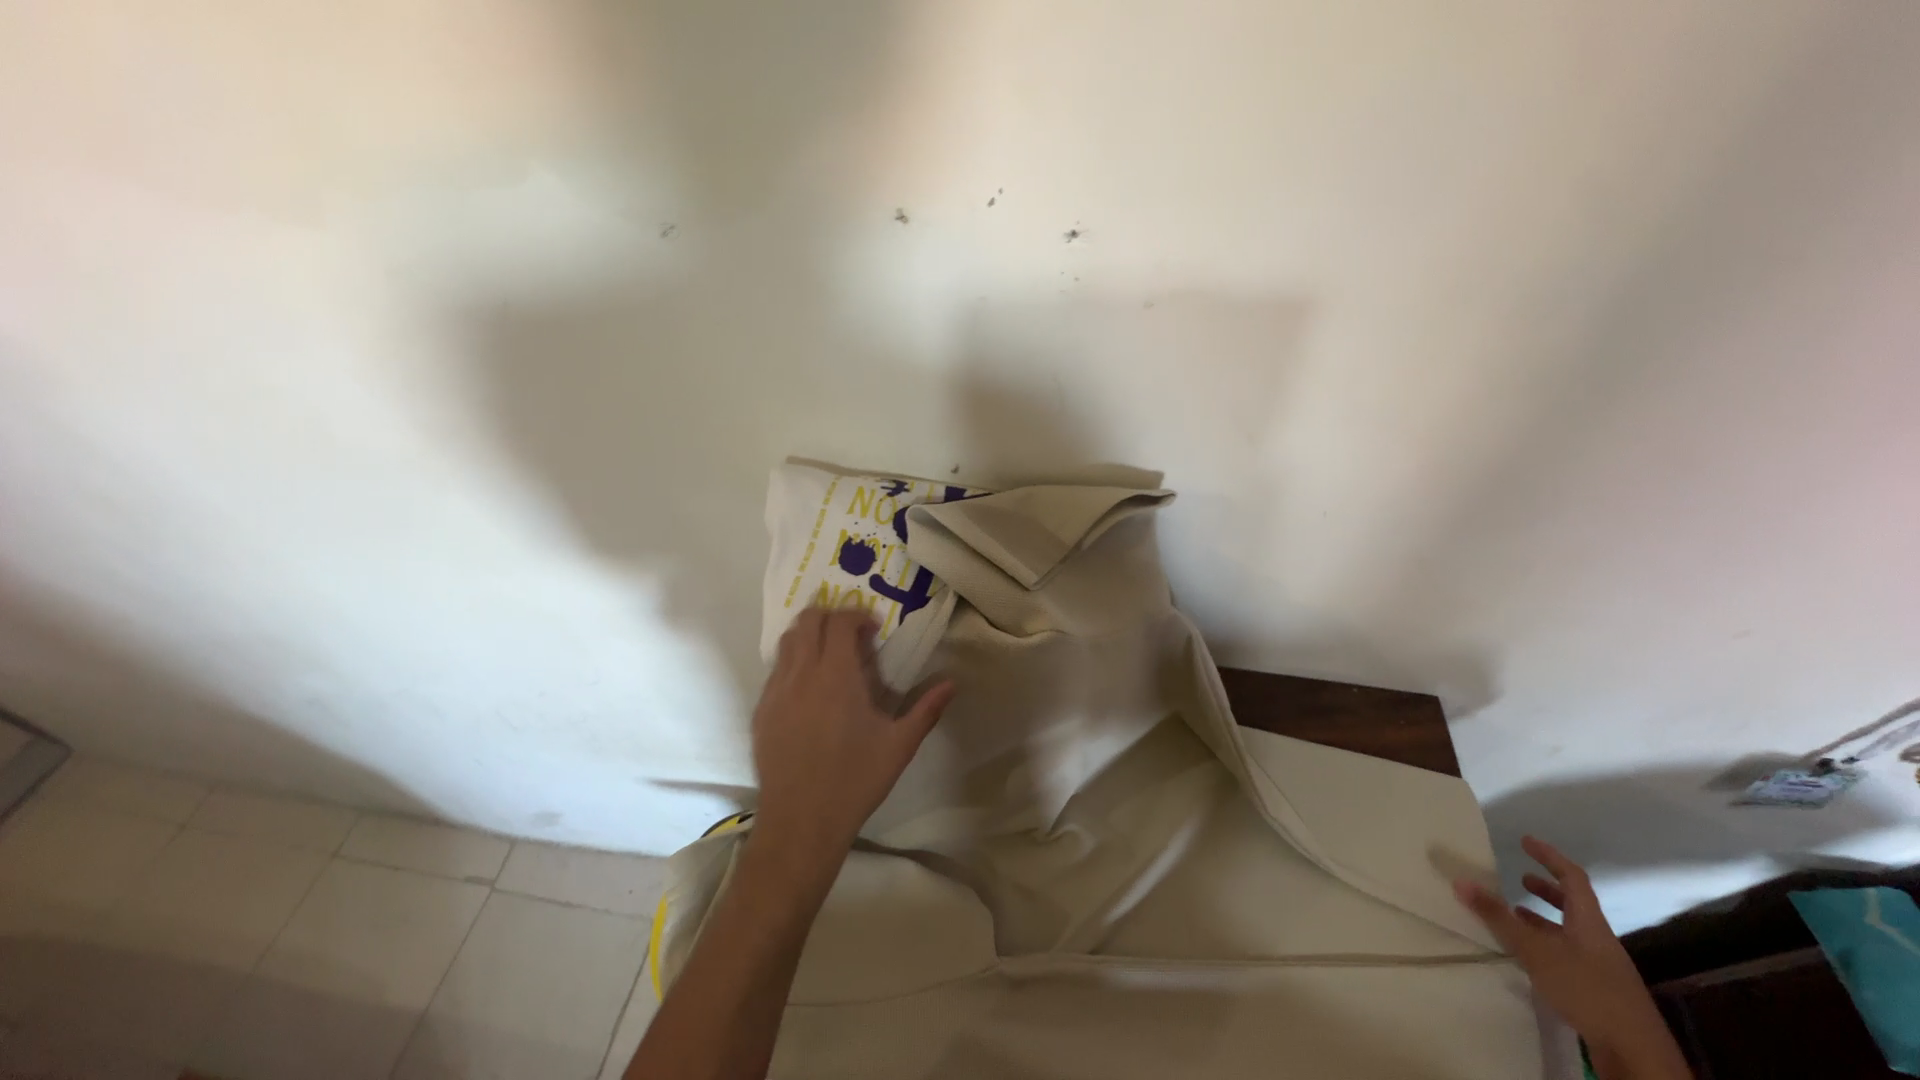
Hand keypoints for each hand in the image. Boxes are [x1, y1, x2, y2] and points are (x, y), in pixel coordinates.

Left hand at [750, 606, 955, 866]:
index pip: (839, 621)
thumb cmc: (855, 780)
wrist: (802, 820)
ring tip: (829, 656)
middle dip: (830, 616)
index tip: (873, 630)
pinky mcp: (761, 712)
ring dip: (809, 636)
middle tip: (851, 635)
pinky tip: (809, 690)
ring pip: (786, 642)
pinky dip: (793, 664)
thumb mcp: (899, 745)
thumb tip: (951, 683)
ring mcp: (776, 692)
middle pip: (807, 621)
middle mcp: (801, 674)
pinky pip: (775, 671)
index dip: (857, 616)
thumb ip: (926, 710)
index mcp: (836, 676)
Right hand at [1455, 837, 1689, 1078]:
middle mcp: (1598, 938)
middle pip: (1574, 904)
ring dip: (1543, 919)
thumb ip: (1498, 918)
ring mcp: (1600, 965)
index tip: (1526, 841)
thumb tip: (1460, 880)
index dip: (1549, 857)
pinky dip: (1546, 946)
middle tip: (1519, 877)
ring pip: (1569, 931)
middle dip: (1546, 889)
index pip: (1572, 877)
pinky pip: (1568, 954)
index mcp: (1589, 921)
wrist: (1633, 1049)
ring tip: (1516, 915)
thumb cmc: (1586, 988)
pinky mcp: (1597, 988)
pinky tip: (1530, 957)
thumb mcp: (1536, 951)